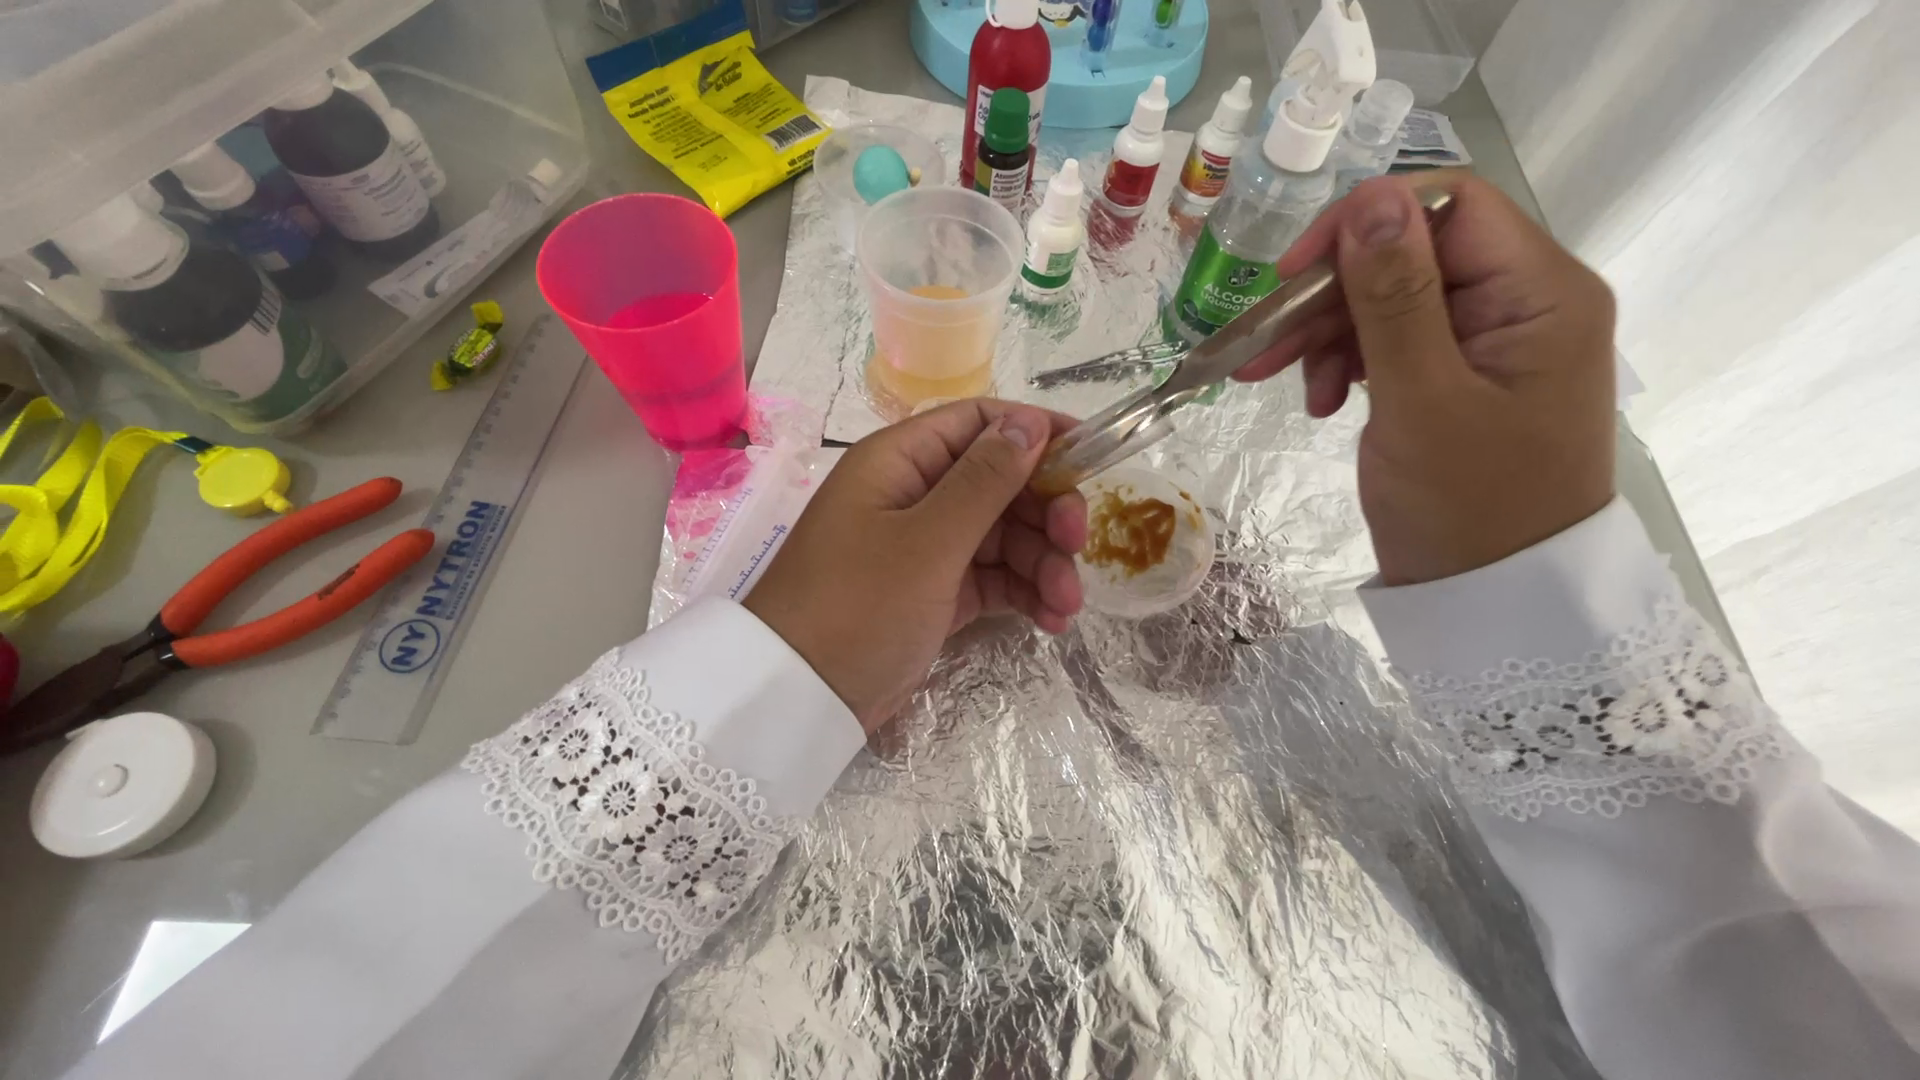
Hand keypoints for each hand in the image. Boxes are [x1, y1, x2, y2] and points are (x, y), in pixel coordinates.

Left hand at [743, 400, 1087, 732]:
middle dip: (1046, 512)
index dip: (1035, 432)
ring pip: (1003, 536)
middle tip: (1078, 545)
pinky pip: (992, 578)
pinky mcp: (935, 592)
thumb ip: (984, 481)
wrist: (799, 697)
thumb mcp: (927, 541)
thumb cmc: (857, 606)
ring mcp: (925, 546)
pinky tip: (1052, 620)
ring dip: (1043, 563)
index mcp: (902, 461)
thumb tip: (1030, 421)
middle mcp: (915, 494)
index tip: (1090, 455)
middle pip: (1000, 482)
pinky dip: (1023, 594)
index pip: (979, 424)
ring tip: (1066, 605)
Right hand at [1234, 175, 1616, 585]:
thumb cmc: (1467, 508)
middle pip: (1410, 256)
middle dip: (1329, 296)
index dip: (1363, 224)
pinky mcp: (1459, 377)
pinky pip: (1393, 344)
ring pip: (1390, 300)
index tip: (1289, 276)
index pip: (1449, 205)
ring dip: (1326, 335)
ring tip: (1276, 385)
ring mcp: (1490, 342)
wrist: (1493, 600)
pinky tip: (1320, 403)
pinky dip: (1346, 364)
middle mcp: (1522, 301)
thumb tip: (1371, 197)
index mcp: (1540, 291)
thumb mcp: (1420, 399)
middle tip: (1260, 349)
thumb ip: (1395, 296)